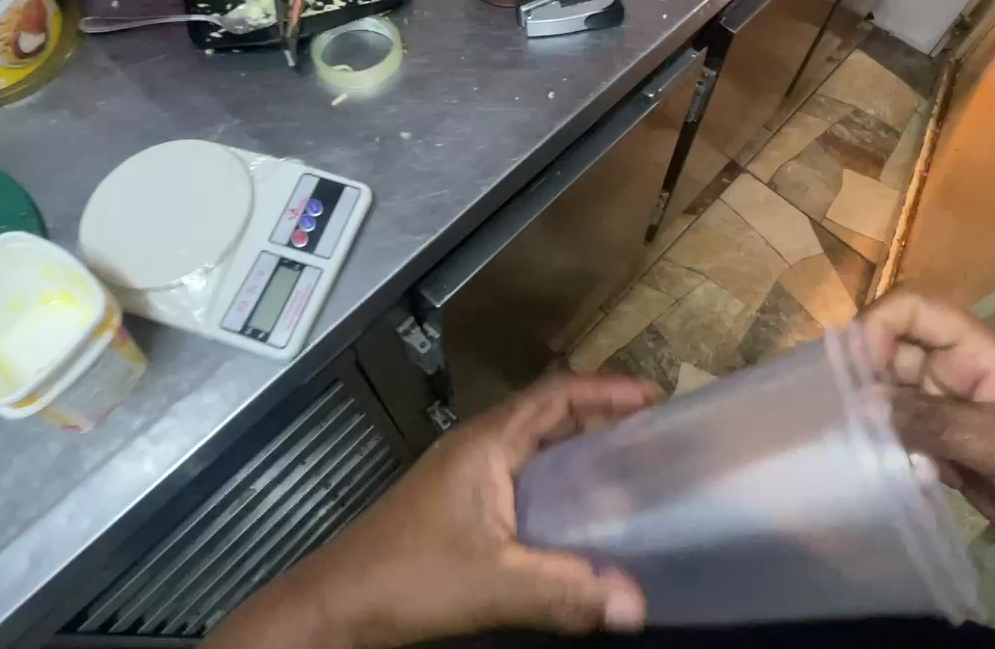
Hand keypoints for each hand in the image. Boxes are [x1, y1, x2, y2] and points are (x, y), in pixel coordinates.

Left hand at [208, 372, 658, 648]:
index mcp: (488, 441)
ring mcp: (468, 469)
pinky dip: (557, 474)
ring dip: (578, 442)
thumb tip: (639, 605)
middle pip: (548, 410)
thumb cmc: (411, 576)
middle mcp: (480, 443)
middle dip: (600, 412)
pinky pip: (522, 470)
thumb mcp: (494, 584)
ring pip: (534, 440)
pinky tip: (579, 508)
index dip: (605, 389)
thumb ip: (565, 592)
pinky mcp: (463, 497)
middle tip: (652, 431)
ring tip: (628, 462)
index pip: (555, 394)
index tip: (653, 397)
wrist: (341, 601)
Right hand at [855, 293, 994, 595]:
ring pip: (894, 401)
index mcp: (985, 355)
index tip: (853, 371)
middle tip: (840, 421)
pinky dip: (890, 455)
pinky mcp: (959, 457)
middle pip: (893, 353)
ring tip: (857, 454)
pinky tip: (886, 479)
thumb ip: (941, 424)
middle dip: (863, 380)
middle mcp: (963, 377)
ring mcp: (961, 418)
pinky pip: (908, 442)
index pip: (915, 310)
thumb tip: (863, 404)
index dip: (877, 325)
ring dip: (873, 422)